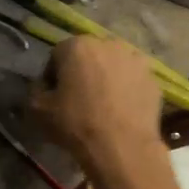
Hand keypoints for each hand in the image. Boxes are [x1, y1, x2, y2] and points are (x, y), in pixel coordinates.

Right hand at [33, 37, 163, 169]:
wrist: (120, 144)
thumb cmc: (74, 122)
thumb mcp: (37, 109)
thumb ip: (35, 90)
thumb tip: (42, 85)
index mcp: (78, 47)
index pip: (57, 53)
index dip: (51, 74)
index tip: (51, 93)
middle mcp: (109, 44)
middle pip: (87, 54)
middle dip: (79, 71)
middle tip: (75, 96)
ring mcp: (135, 59)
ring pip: (111, 64)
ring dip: (103, 77)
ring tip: (98, 103)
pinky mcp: (152, 77)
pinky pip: (130, 78)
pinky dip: (123, 88)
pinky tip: (117, 109)